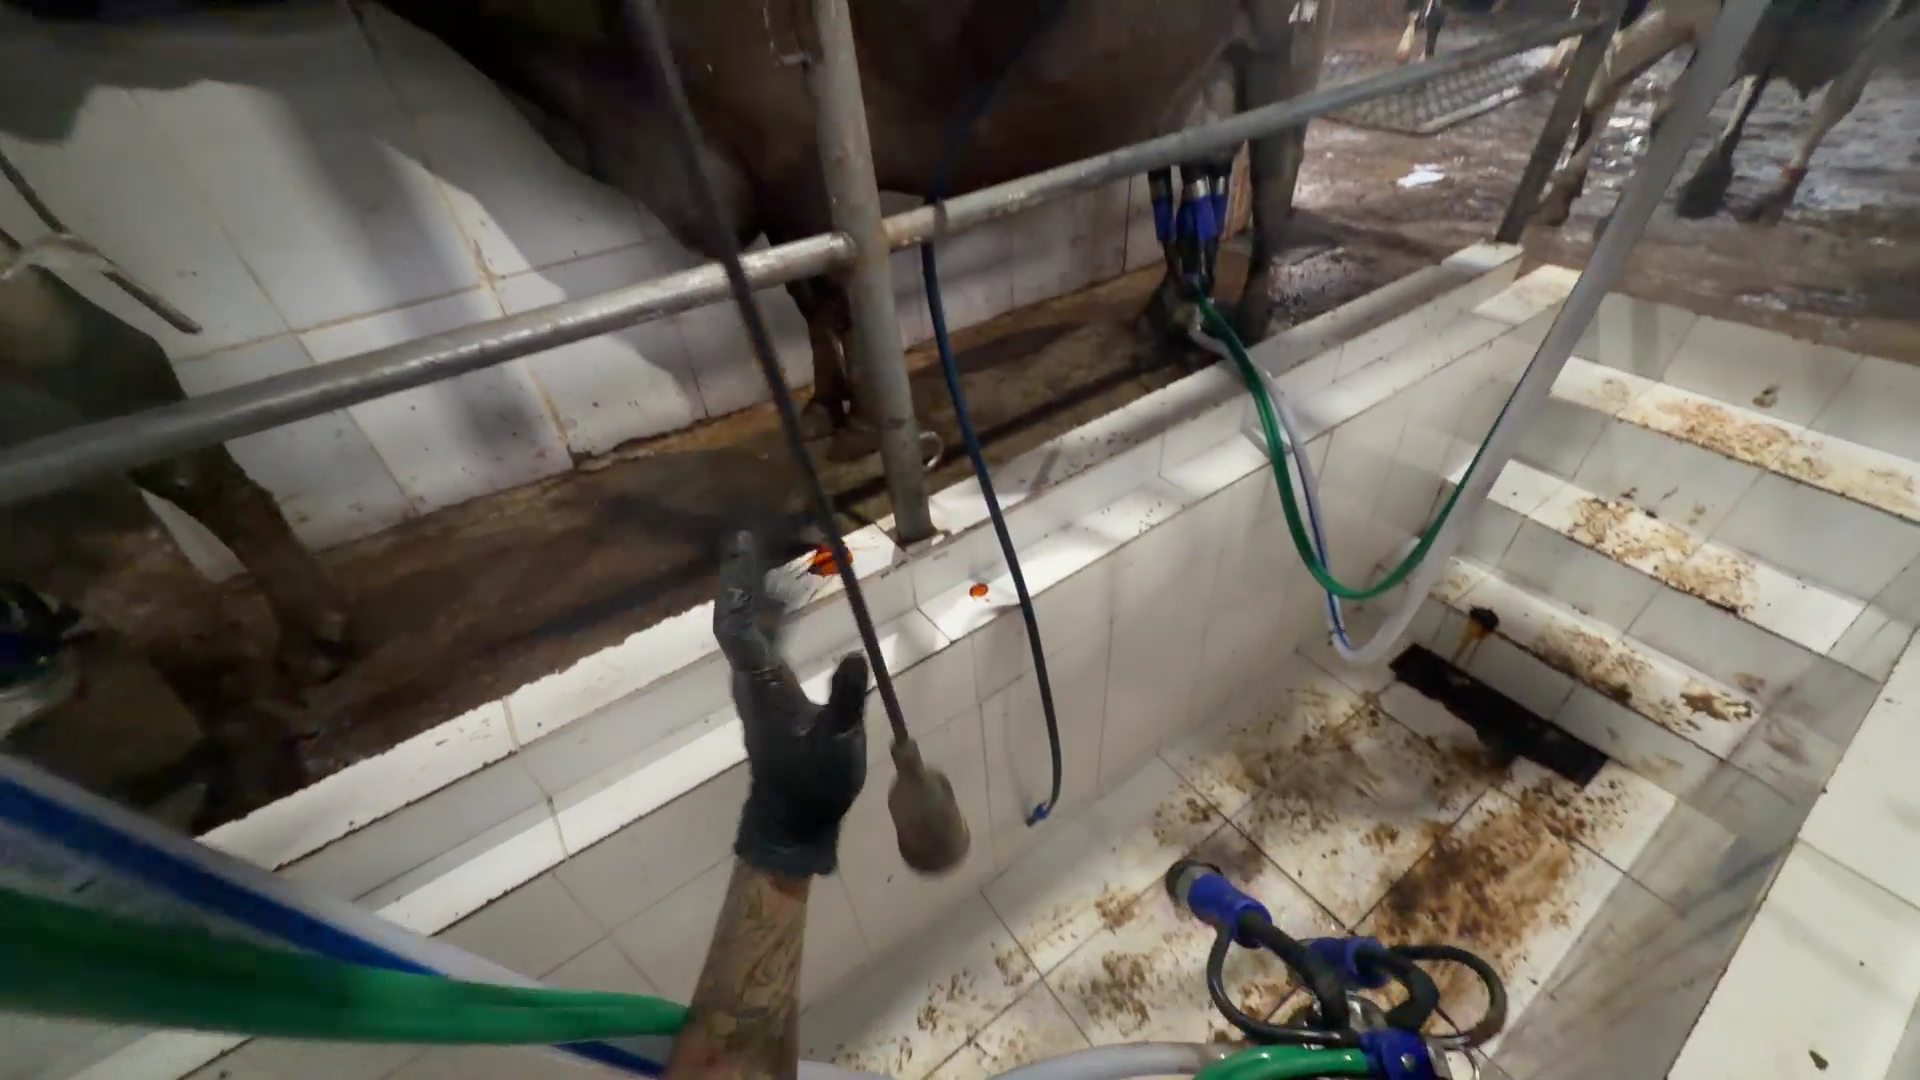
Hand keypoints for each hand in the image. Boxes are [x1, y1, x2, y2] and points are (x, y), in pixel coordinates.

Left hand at [714, 528, 868, 877]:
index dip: (738, 583)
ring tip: (774, 550)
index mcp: (763, 684)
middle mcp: (751, 675)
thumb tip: (858, 653)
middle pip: (737, 613)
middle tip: (753, 531)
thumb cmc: (816, 782)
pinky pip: (764, 636)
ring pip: (749, 623)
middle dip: (743, 571)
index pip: (740, 625)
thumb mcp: (840, 744)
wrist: (792, 816)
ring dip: (758, 585)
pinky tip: (790, 592)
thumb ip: (846, 700)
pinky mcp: (767, 687)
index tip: (742, 544)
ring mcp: (756, 681)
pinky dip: (774, 607)